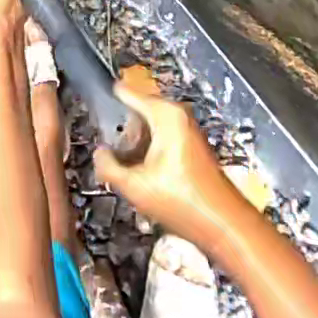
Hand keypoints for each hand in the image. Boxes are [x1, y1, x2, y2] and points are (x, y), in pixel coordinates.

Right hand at [94, 82, 242, 247]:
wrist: (225, 225)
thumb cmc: (182, 201)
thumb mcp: (134, 187)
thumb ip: (107, 166)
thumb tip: (99, 153)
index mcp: (165, 114)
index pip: (127, 92)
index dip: (107, 99)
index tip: (93, 110)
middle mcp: (178, 115)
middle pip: (136, 113)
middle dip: (122, 133)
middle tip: (112, 157)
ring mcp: (187, 130)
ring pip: (148, 128)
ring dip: (135, 146)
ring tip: (127, 170)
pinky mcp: (192, 146)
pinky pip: (161, 138)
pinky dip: (150, 152)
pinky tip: (146, 177)